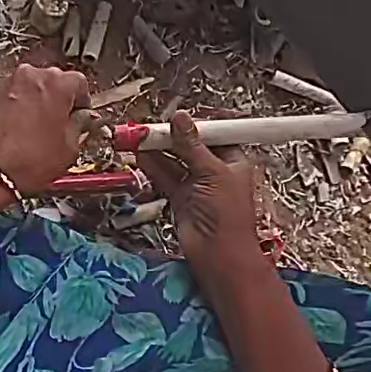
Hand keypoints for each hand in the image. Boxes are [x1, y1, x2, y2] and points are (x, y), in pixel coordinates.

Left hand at [0, 64, 90, 193]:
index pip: (80, 82)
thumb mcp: (70, 147)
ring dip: (42, 102)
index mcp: (58, 83)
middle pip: (56, 80)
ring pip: (35, 87)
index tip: (81, 115)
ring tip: (43, 130)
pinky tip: (27, 129)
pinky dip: (25, 106)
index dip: (82, 101)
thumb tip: (80, 120)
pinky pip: (19, 95)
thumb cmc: (27, 160)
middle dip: (61, 100)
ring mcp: (12, 83)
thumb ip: (79, 126)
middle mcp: (33, 76)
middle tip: (63, 124)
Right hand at [141, 111, 264, 279]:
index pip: (212, 134)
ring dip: (158, 150)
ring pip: (174, 161)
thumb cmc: (226, 213)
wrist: (218, 255)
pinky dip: (153, 166)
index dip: (194, 125)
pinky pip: (165, 177)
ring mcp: (196, 185)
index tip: (175, 117)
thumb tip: (179, 117)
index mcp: (232, 160)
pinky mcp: (180, 198)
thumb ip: (191, 145)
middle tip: (149, 127)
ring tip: (138, 138)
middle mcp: (213, 170)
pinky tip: (140, 155)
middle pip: (189, 146)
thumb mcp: (212, 172)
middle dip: (170, 137)